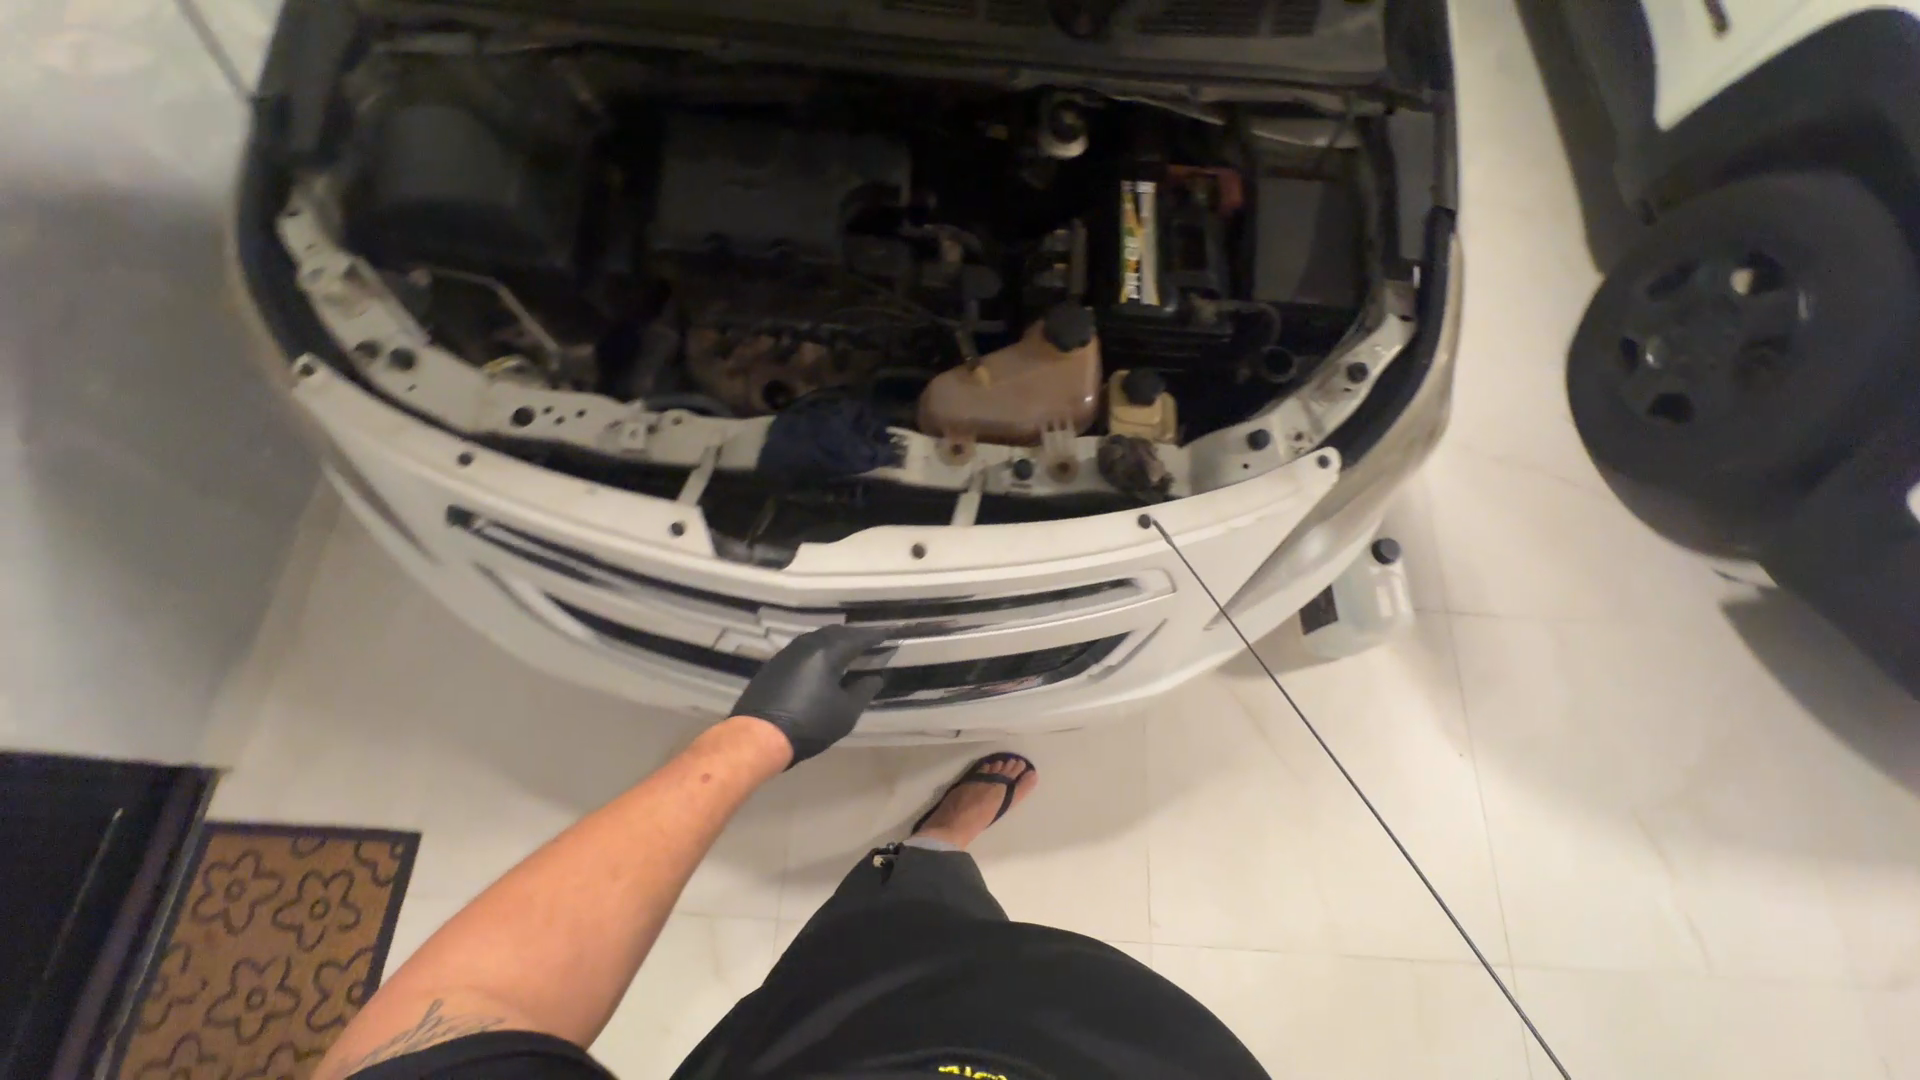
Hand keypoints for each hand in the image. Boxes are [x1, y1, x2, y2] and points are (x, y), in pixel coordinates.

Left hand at [731, 625, 890, 764]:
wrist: (759, 736)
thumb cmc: (809, 725)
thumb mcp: (845, 712)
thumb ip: (864, 690)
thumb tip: (876, 677)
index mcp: (827, 652)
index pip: (857, 638)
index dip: (875, 637)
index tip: (888, 635)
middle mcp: (807, 645)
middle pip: (836, 633)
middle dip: (854, 635)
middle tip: (869, 642)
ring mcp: (787, 653)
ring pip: (817, 637)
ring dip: (835, 641)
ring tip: (847, 649)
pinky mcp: (774, 664)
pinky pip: (803, 648)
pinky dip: (818, 649)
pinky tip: (821, 662)